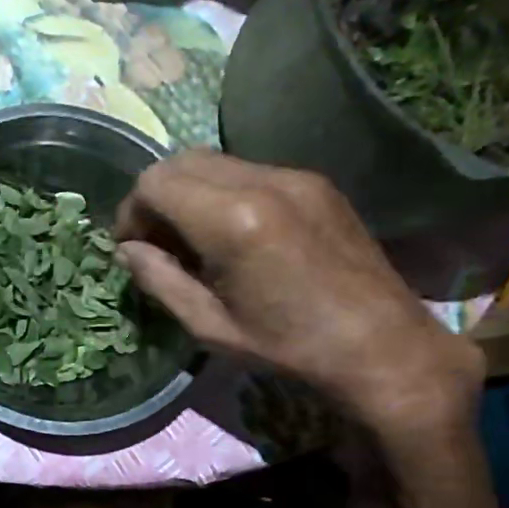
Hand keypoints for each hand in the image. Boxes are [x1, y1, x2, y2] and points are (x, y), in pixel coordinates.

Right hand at [113, 150, 481, 432]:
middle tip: (156, 242)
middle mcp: (263, 183)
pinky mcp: (314, 183)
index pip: (154, 183)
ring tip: (190, 239)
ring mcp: (294, 177)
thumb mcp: (208, 325)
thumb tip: (126, 251)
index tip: (132, 248)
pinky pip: (246, 171)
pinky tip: (228, 235)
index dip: (130, 212)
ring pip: (212, 161)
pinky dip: (219, 193)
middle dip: (154, 197)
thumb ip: (158, 279)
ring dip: (186, 193)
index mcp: (233, 221)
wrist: (381, 344)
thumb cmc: (287, 345)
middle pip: (179, 162)